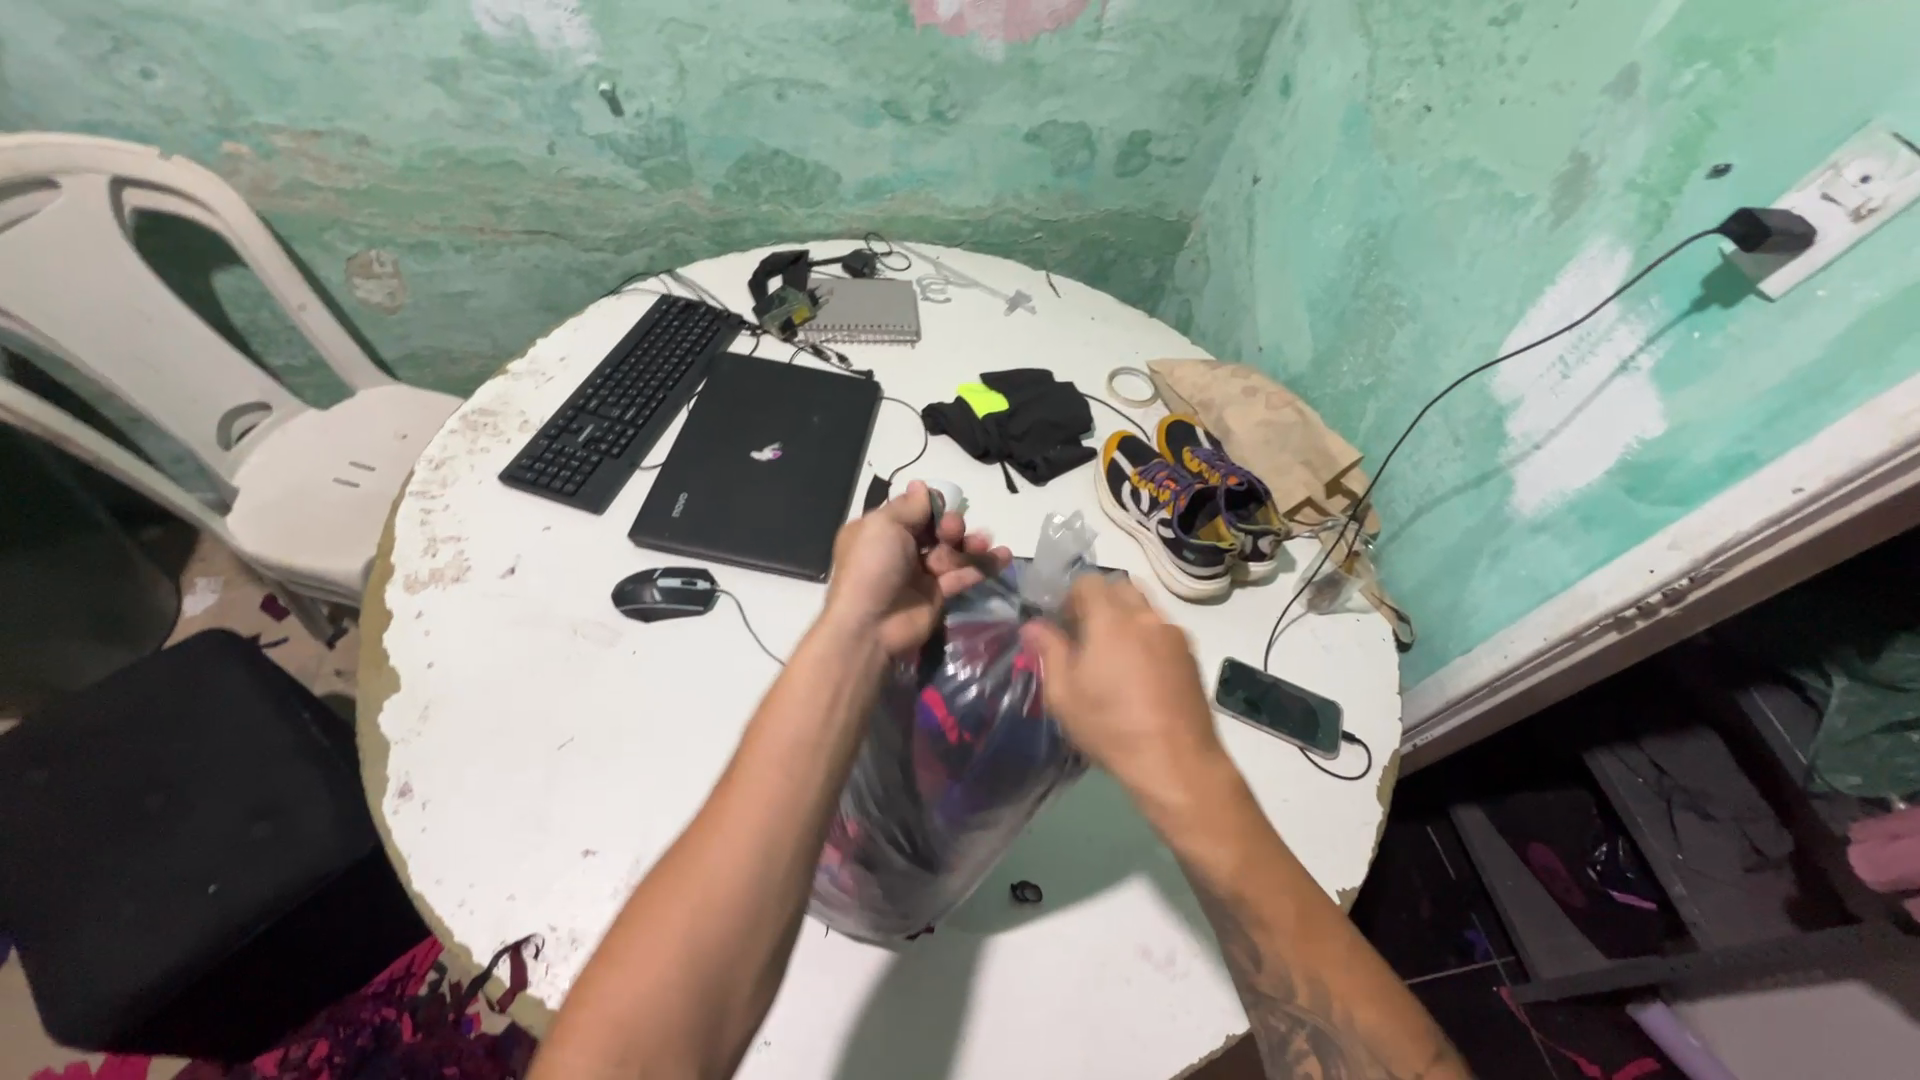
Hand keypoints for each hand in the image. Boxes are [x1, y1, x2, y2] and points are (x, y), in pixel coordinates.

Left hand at [822, 481, 1011, 657]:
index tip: (943, 506)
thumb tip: (921, 484)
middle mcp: (900, 549)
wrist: (869, 626)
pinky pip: (962, 575)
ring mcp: (919, 573)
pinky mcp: (937, 594)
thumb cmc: (872, 567)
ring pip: (952, 551)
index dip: (932, 506)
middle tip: (954, 531)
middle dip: (951, 525)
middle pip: (936, 529)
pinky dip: (982, 566)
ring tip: (984, 542)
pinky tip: (1003, 555)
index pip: (913, 510)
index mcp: (880, 530)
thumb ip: (909, 506)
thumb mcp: (884, 525)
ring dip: (971, 543)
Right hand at [1020, 577, 1225, 797]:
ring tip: (1113, 656)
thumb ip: (1048, 651)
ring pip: (1145, 607)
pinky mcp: (1191, 655)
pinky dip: (1147, 637)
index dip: (1070, 596)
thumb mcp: (1064, 694)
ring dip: (1125, 618)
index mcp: (1111, 619)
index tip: (1063, 625)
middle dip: (1100, 601)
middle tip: (1086, 635)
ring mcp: (1174, 634)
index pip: (1088, 580)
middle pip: (1120, 587)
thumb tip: (1033, 625)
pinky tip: (1139, 674)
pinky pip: (1163, 630)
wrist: (1176, 761)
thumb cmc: (1110, 727)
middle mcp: (1146, 617)